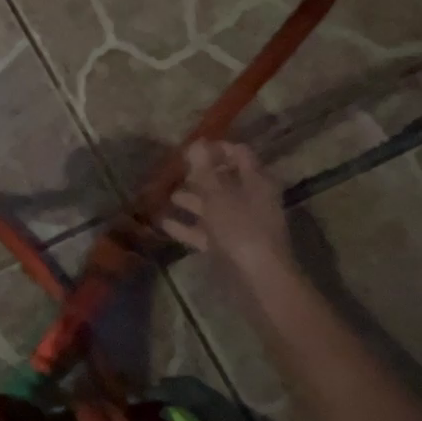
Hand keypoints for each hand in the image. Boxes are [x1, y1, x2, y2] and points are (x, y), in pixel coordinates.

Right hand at [160, 140, 291, 273]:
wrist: (257, 278)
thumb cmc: (240, 228)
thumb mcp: (217, 195)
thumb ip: (204, 169)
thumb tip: (197, 142)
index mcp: (256, 181)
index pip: (239, 154)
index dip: (216, 148)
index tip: (190, 149)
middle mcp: (251, 199)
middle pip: (224, 180)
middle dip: (199, 176)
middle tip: (174, 171)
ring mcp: (240, 224)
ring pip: (213, 206)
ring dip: (191, 200)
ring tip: (166, 196)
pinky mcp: (229, 245)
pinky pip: (206, 231)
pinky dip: (187, 226)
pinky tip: (164, 223)